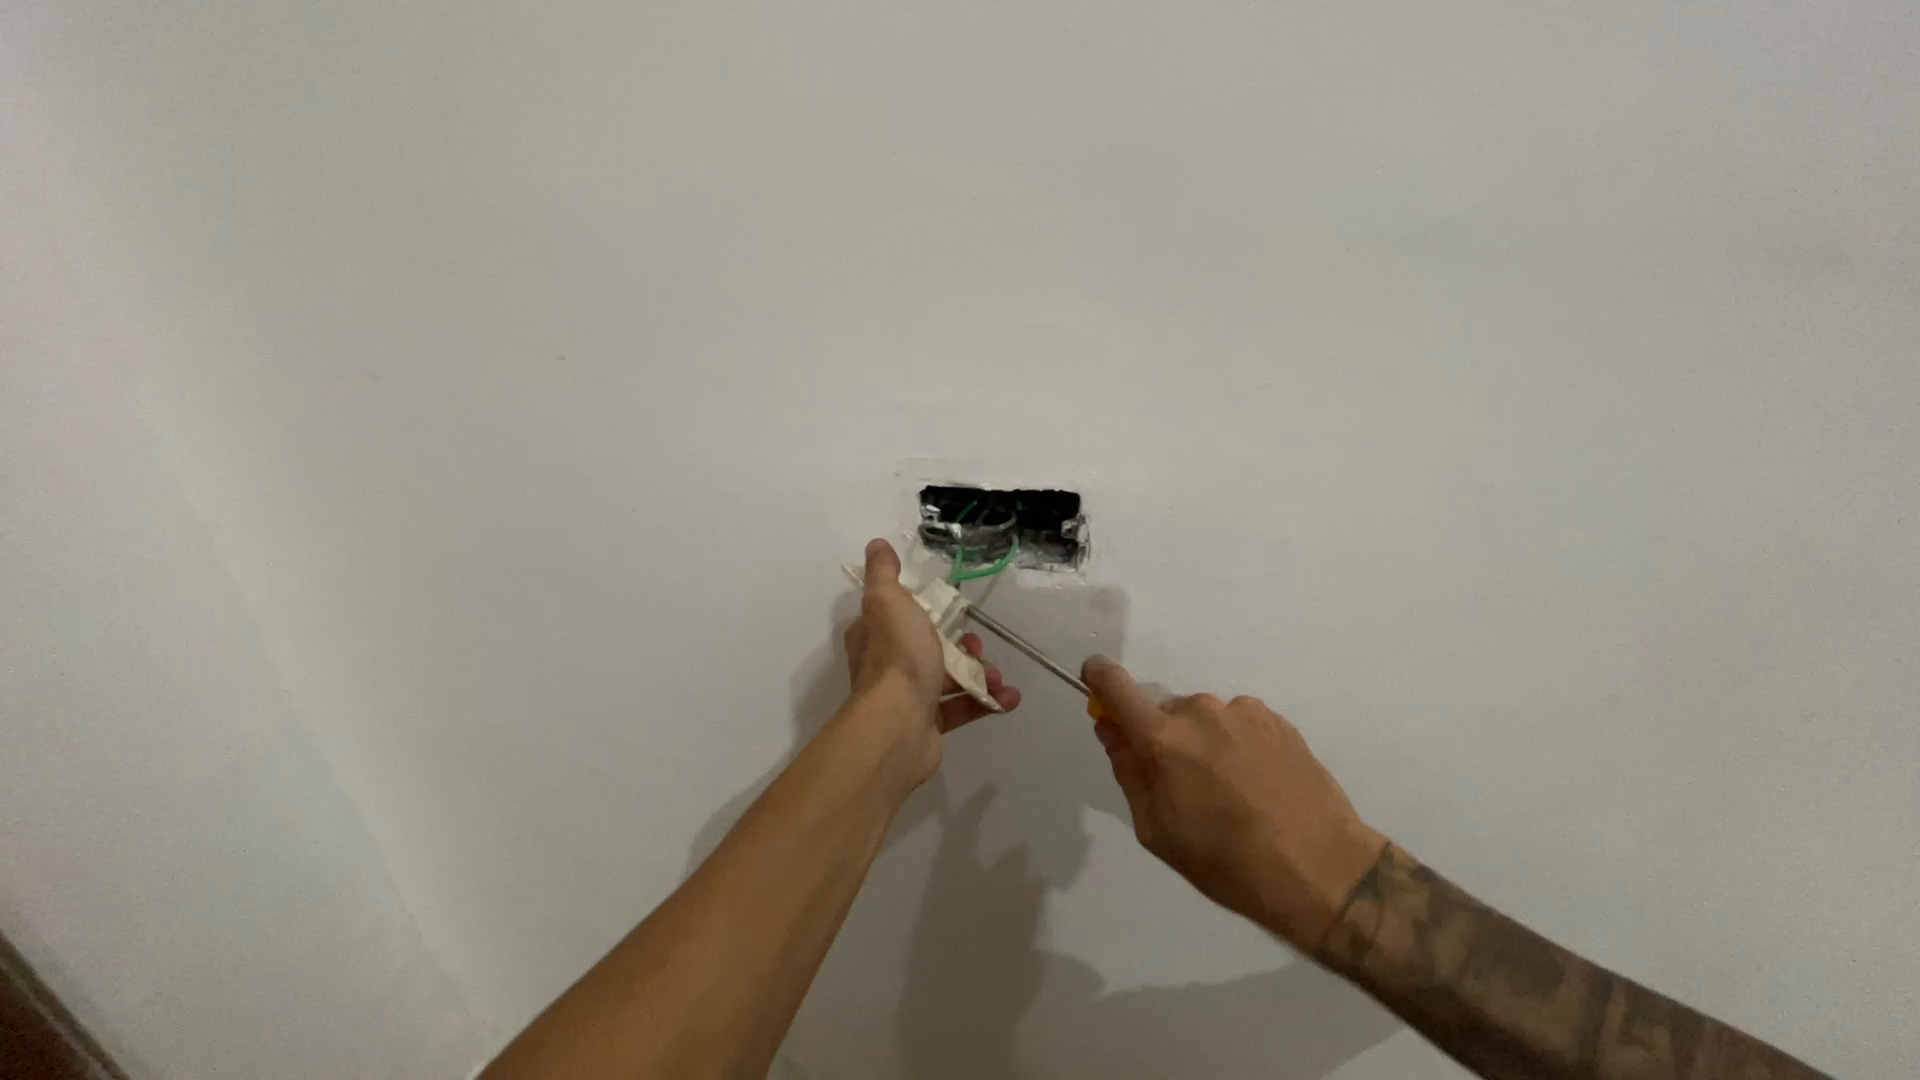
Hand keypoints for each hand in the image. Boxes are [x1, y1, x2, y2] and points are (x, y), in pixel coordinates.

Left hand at [843, 540, 1020, 784]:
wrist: (899, 724)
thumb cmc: (897, 656)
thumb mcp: (888, 601)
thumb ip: (883, 573)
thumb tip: (876, 545)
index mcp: (874, 635)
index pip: (899, 616)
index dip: (928, 612)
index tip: (954, 611)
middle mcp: (887, 666)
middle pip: (930, 648)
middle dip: (963, 646)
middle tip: (979, 648)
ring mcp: (907, 698)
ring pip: (949, 680)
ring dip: (980, 675)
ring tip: (998, 678)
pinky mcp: (927, 725)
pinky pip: (961, 710)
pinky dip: (987, 702)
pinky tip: (1008, 699)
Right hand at [1082, 657, 1385, 949]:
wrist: (1322, 870)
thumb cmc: (1227, 862)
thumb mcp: (1157, 830)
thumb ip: (1128, 771)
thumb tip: (1110, 728)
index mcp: (1163, 738)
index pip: (1114, 684)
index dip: (1099, 679)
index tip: (1098, 690)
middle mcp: (1200, 710)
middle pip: (1163, 712)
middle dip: (1163, 740)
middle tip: (1185, 788)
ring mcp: (1243, 712)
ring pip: (1203, 719)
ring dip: (1203, 743)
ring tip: (1232, 793)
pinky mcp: (1277, 721)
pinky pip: (1238, 724)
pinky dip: (1237, 745)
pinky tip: (1258, 785)